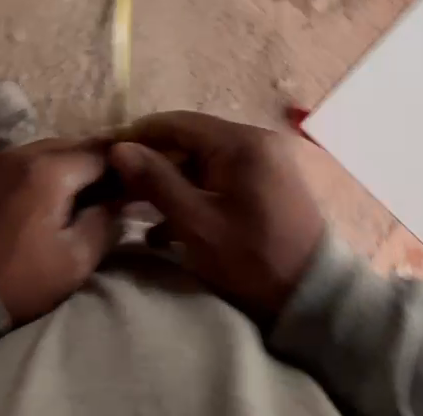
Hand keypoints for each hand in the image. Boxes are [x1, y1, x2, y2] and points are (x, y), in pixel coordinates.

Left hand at [0, 138, 118, 324]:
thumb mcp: (74, 260)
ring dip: (73, 166)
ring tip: (89, 195)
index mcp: (50, 169)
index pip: (102, 153)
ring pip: (51, 149)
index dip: (126, 168)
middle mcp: (26, 151)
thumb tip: (117, 201)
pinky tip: (55, 194)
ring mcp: (2, 158)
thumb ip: (104, 223)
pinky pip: (29, 159)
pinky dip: (49, 169)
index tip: (140, 187)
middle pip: (75, 146)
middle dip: (100, 164)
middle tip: (117, 191)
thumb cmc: (18, 278)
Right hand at [111, 111, 323, 322]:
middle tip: (118, 183)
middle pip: (188, 139)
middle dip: (152, 161)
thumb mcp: (198, 225)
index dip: (138, 135)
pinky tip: (168, 223)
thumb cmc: (254, 260)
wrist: (316, 300)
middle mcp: (253, 140)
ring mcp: (262, 160)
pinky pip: (218, 174)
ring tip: (137, 206)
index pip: (176, 123)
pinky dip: (193, 191)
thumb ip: (157, 182)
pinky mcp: (264, 181)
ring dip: (170, 180)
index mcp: (240, 142)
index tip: (106, 153)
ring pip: (201, 159)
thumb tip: (119, 149)